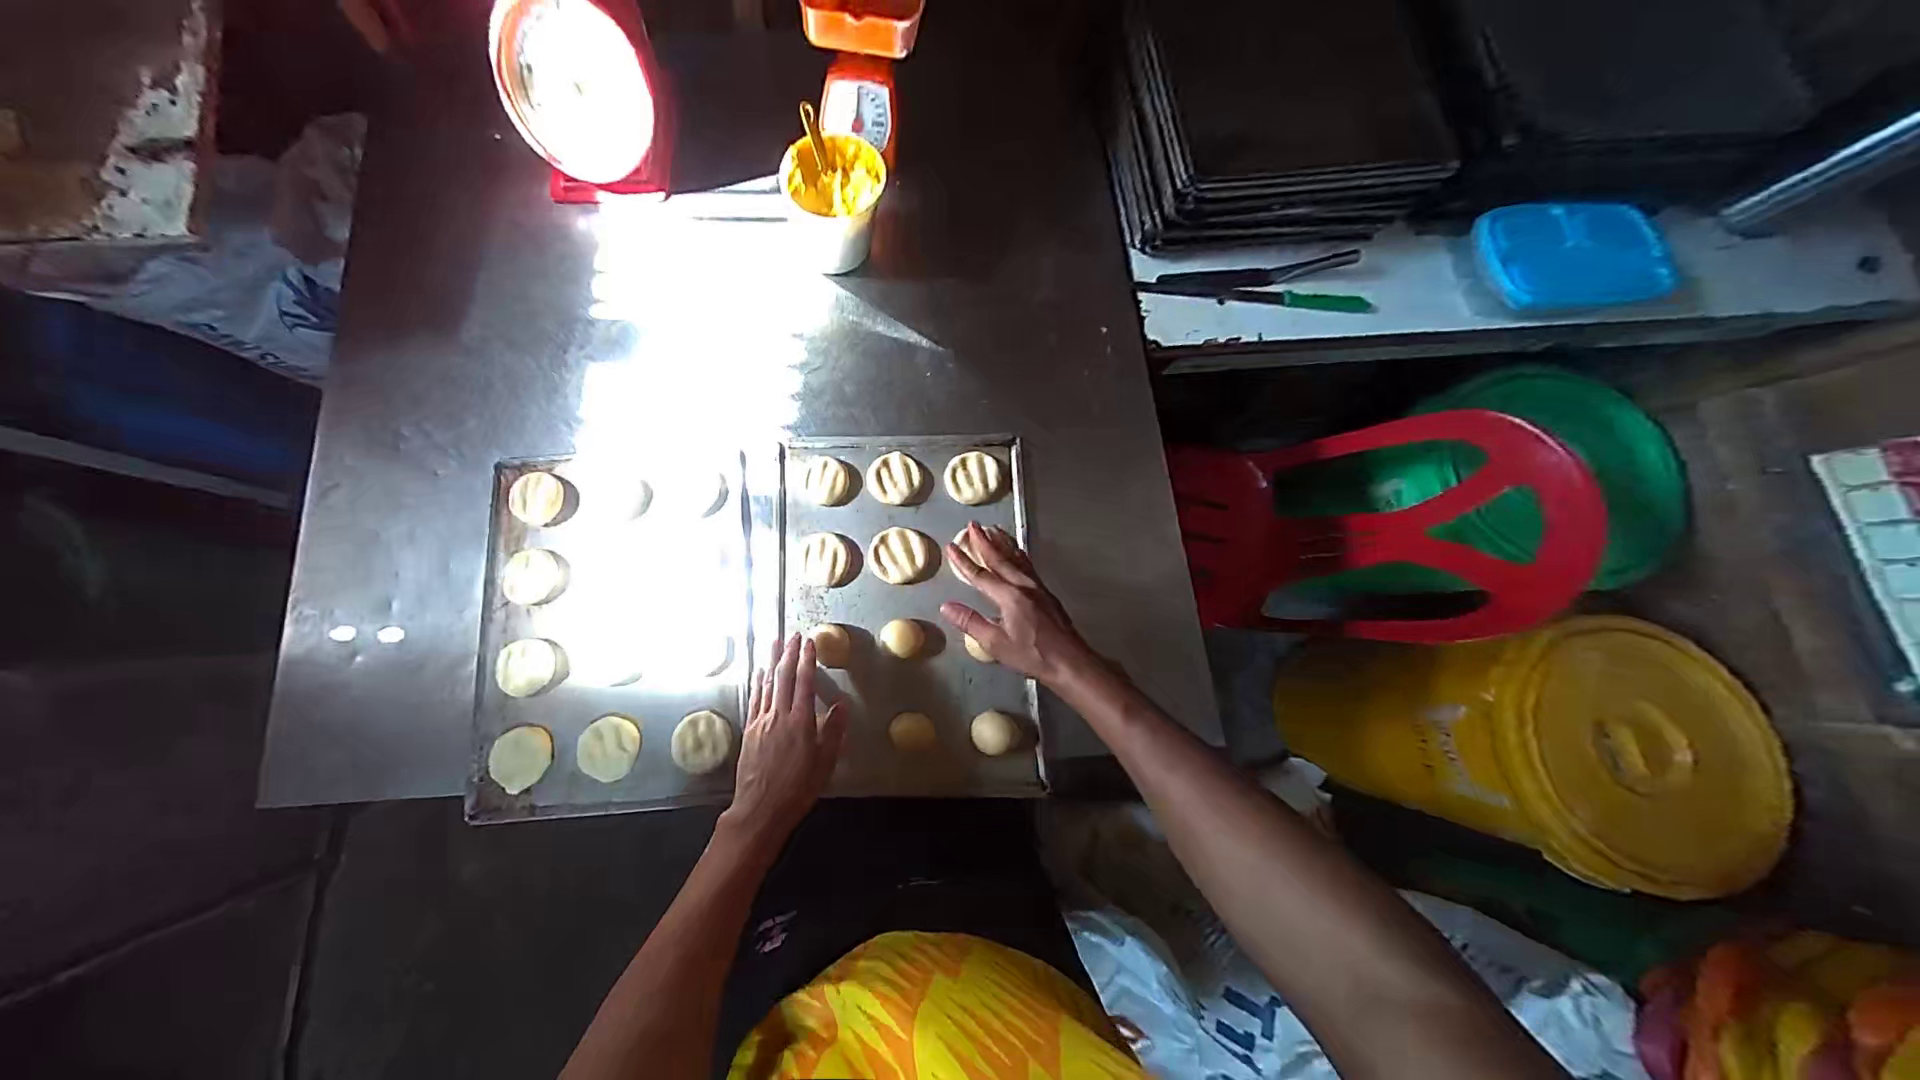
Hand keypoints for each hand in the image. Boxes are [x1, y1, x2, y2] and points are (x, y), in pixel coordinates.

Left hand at [723, 633, 846, 842]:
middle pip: (784, 678)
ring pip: (767, 684)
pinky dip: (758, 683)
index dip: (808, 660)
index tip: (810, 642)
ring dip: (772, 662)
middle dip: (789, 654)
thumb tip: (841, 706)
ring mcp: (762, 722)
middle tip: (793, 635)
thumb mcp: (825, 762)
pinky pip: (755, 699)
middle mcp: (779, 716)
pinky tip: (759, 673)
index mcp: (800, 722)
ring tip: (775, 643)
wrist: (761, 809)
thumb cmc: (798, 788)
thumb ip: (833, 731)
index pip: (805, 683)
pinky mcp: (750, 731)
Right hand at [941, 523, 1100, 685]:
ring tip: (994, 530)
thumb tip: (947, 607)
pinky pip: (1028, 566)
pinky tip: (1018, 553)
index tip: (952, 547)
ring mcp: (1037, 588)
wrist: (1070, 661)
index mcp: (1009, 597)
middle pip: (1000, 559)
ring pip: (1016, 559)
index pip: (980, 575)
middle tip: (973, 525)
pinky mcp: (1046, 594)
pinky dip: (1018, 554)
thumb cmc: (1033, 655)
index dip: (963, 561)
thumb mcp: (995, 644)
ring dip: (1003, 543)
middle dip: (984, 541)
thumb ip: (970, 622)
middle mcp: (1023, 587)